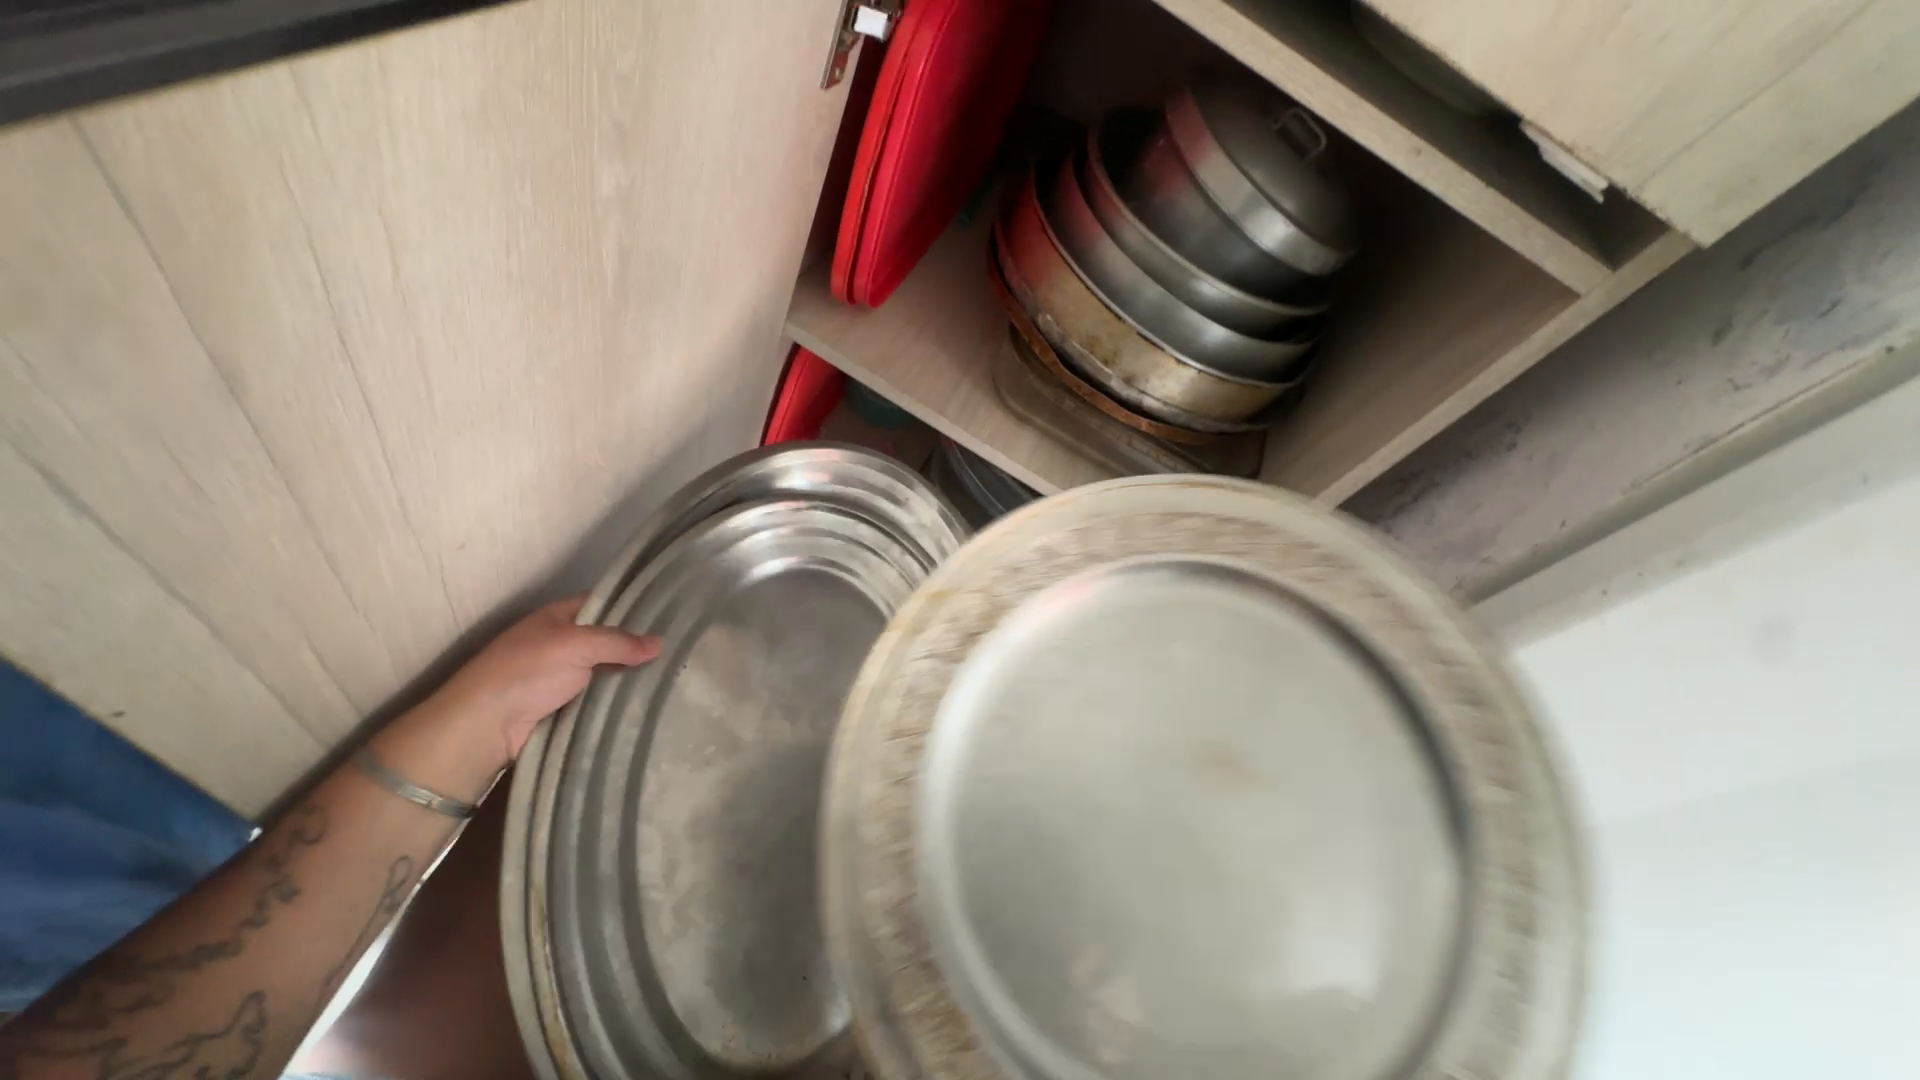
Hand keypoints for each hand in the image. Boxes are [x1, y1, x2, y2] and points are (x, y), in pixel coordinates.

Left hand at [422, 596, 662, 766]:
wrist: (485, 725)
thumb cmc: (526, 671)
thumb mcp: (576, 645)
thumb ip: (619, 642)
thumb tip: (660, 643)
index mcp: (556, 618)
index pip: (600, 604)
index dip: (630, 607)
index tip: (666, 615)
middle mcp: (560, 644)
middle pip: (606, 640)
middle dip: (635, 646)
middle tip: (678, 650)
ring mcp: (561, 677)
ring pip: (605, 671)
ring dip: (629, 676)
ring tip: (672, 676)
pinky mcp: (563, 706)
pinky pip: (598, 698)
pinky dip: (617, 700)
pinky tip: (647, 700)